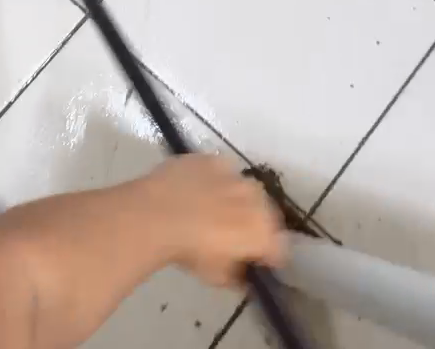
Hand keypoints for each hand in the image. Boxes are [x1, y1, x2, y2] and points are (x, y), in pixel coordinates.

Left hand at [136, 155, 286, 286]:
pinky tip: (201, 184)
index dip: (268, 253)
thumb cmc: (189, 250)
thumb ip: (238, 275)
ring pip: (246, 187)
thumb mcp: (218, 276)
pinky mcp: (208, 158)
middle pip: (266, 213)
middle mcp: (255, 200)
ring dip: (239, 197)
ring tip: (218, 205)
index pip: (279, 246)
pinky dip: (216, 177)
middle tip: (236, 230)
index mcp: (264, 232)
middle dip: (256, 222)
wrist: (155, 213)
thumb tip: (241, 272)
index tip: (256, 258)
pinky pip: (221, 168)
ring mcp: (231, 174)